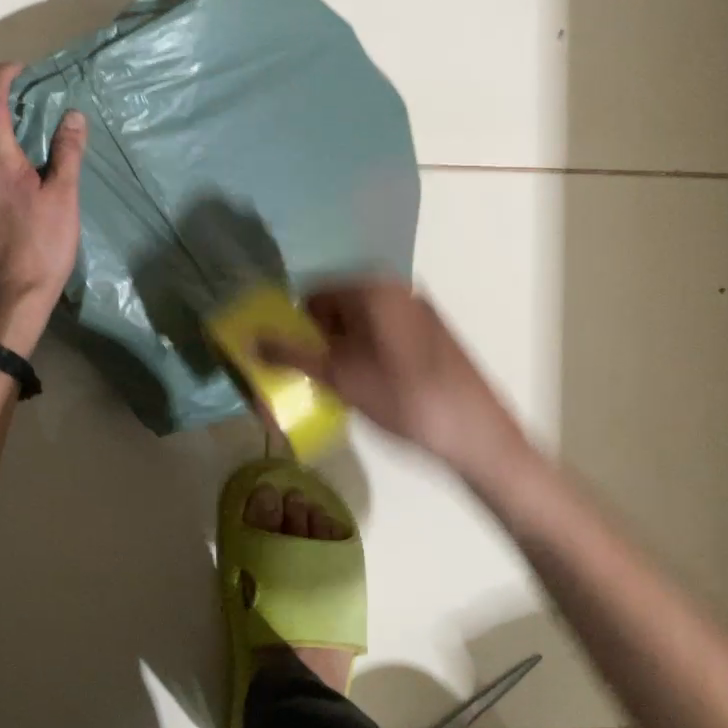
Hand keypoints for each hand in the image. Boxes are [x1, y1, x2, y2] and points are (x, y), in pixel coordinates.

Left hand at [0, 63, 86, 356]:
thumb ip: (67, 154)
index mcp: (1, 164)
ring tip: (22, 146)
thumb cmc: (43, 247)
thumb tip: (72, 116)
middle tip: (21, 114)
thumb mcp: (65, 198)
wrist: (15, 295)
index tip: (19, 69)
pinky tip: (17, 180)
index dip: (0, 79)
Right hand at [259, 279, 524, 467]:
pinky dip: (371, 359)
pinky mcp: (436, 338)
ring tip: (350, 392)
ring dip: (345, 354)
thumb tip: (248, 338)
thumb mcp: (338, 377)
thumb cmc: (404, 400)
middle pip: (337, 310)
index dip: (296, 328)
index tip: (296, 362)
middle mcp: (399, 290)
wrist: (480, 438)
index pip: (312, 295)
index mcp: (374, 289)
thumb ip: (289, 354)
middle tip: (321, 380)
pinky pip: (386, 339)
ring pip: (362, 327)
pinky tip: (378, 394)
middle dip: (321, 342)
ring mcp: (422, 313)